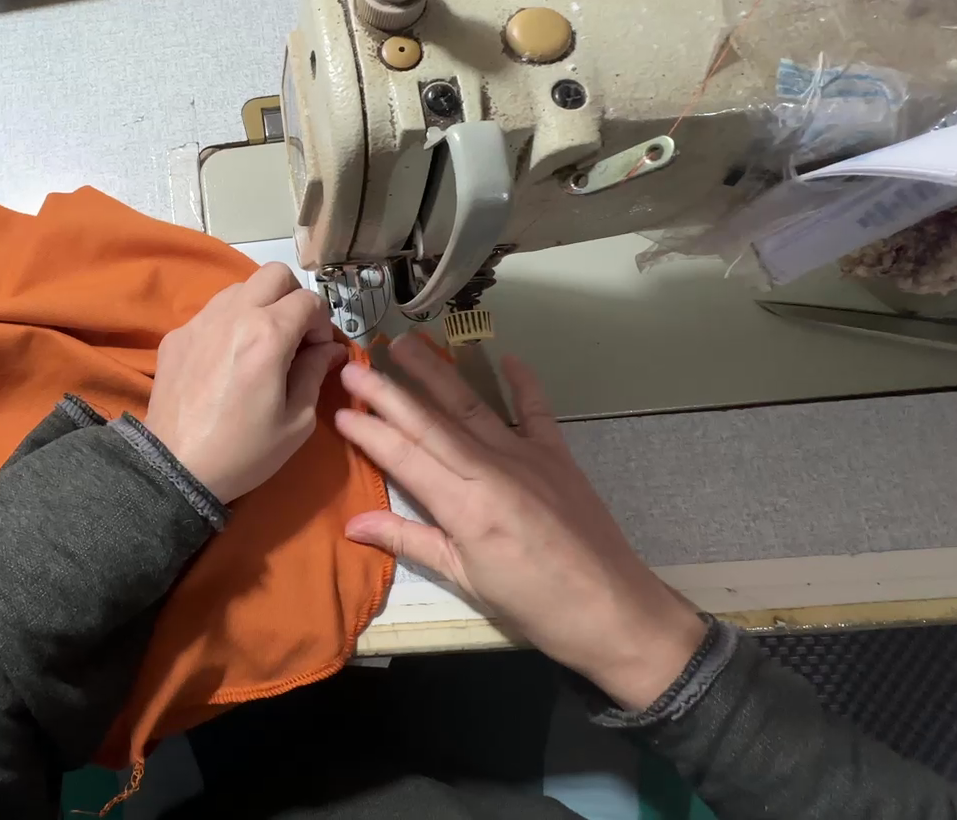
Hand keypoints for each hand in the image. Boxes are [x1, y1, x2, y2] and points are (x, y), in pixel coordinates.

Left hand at [147, 263, 347, 503]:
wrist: (176, 468)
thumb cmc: (244, 451)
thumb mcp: (297, 421)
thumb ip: (316, 372)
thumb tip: (329, 348)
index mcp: (268, 334)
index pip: (308, 299)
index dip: (322, 322)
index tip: (318, 349)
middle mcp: (232, 315)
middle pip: (273, 274)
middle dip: (292, 297)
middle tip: (294, 333)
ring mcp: (199, 321)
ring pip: (239, 287)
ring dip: (259, 305)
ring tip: (260, 344)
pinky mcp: (176, 335)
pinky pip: (210, 312)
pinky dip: (228, 323)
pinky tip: (226, 360)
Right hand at [334, 341, 705, 709]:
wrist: (618, 614)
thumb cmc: (534, 605)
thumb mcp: (464, 579)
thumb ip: (409, 541)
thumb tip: (352, 525)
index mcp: (465, 506)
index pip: (403, 457)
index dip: (368, 432)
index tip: (338, 410)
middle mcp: (490, 470)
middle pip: (429, 422)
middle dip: (387, 392)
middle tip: (354, 366)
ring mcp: (526, 456)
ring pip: (470, 405)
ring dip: (435, 372)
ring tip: (406, 343)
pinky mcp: (557, 455)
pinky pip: (535, 411)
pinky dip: (523, 382)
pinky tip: (507, 357)